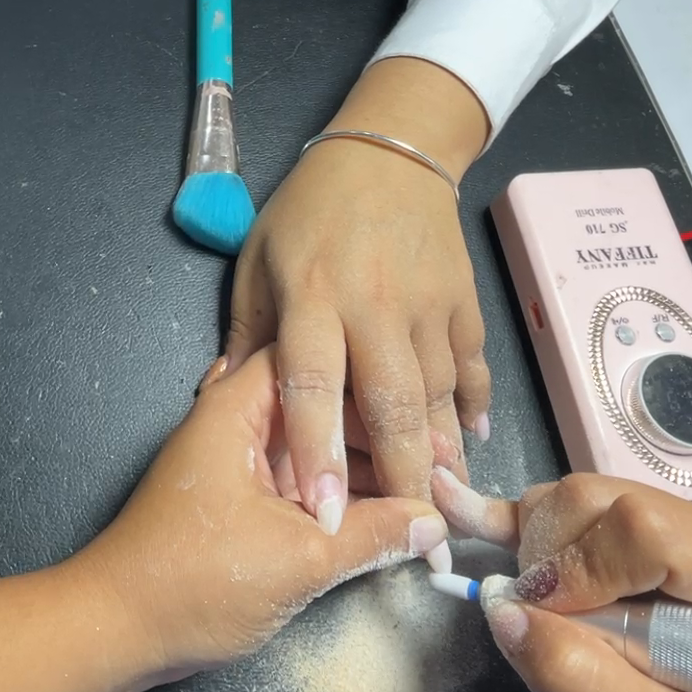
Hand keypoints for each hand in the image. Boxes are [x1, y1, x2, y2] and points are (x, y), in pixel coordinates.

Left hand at [73, 348, 447, 676]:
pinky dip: (337, 492)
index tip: (425, 404)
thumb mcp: (296, 558)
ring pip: (313, 446)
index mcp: (237, 410)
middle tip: (445, 457)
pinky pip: (300, 479)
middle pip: (318, 405)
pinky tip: (385, 511)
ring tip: (427, 486)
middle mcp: (237, 423)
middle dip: (378, 432)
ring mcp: (239, 461)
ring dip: (361, 467)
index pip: (311, 360)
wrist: (118, 629)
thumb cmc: (197, 581)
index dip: (370, 377)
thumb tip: (433, 521)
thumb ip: (372, 535)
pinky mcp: (243, 497)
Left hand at [226, 58, 490, 532]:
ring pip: (437, 393)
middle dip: (399, 476)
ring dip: (440, 454)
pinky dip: (472, 407)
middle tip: (406, 537)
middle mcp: (373, 307)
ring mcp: (427, 305)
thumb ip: (247, 332)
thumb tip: (220, 390)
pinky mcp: (464, 303)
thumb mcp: (258, 263)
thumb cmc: (306, 212)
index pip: (312, 384)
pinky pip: (471, 367)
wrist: (388, 154)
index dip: (316, 451)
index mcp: (311, 298)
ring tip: (442, 505)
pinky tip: (471, 442)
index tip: (323, 514)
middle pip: (389, 403)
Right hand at [432, 471, 691, 691]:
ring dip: (532, 548)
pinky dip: (500, 515)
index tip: (556, 617)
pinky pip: (548, 499)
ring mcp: (661, 514)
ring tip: (544, 605)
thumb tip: (503, 608)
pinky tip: (460, 509)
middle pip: (596, 500)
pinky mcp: (612, 516)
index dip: (584, 566)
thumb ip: (576, 679)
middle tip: (542, 616)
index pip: (647, 528)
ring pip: (566, 496)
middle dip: (549, 557)